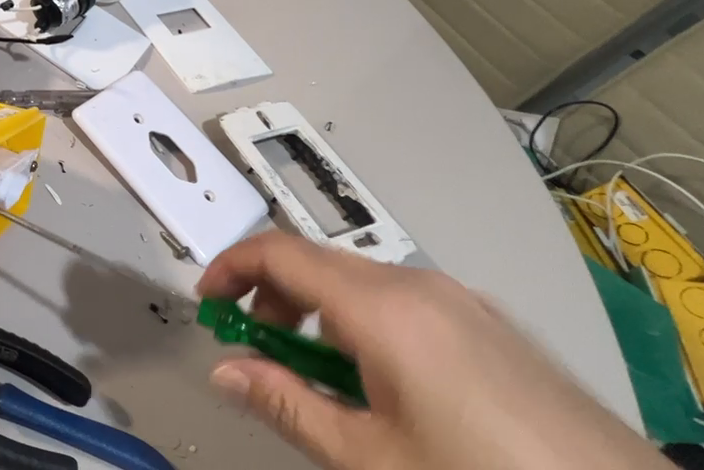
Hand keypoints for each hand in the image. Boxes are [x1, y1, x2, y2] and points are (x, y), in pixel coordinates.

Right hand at [197, 233, 665, 469]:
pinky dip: (368, 324)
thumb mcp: (371, 458)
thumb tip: (223, 372)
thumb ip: (287, 405)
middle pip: (318, 263)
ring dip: (320, 315)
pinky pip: (408, 303)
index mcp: (383, 308)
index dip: (230, 268)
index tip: (207, 303)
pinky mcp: (497, 328)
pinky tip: (388, 386)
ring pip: (363, 283)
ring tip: (325, 381)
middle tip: (259, 352)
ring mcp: (466, 303)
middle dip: (273, 297)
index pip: (279, 254)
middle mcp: (421, 287)